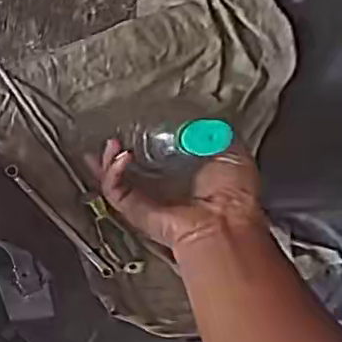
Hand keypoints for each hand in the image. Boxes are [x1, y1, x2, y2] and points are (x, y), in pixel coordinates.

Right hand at [93, 137, 264, 252]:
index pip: (152, 157)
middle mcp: (160, 191)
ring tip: (112, 145)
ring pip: (114, 179)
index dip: (140, 143)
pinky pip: (113, 189)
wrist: (223, 221)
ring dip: (108, 161)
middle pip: (126, 170)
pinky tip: (122, 158)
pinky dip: (113, 172)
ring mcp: (144, 201)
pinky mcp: (131, 209)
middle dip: (113, 155)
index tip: (135, 129)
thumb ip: (210, 133)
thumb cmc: (233, 194)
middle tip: (112, 140)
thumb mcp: (228, 149)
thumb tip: (194, 120)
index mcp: (183, 176)